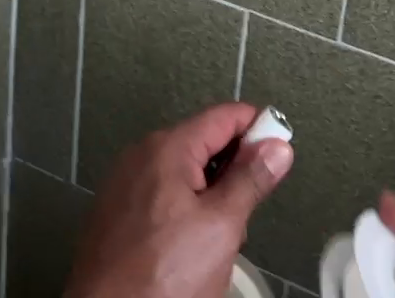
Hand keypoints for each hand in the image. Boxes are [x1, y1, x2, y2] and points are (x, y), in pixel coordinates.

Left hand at [65, 103, 294, 297]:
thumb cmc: (161, 279)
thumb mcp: (222, 226)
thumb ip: (252, 180)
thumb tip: (278, 146)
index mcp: (168, 147)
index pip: (226, 116)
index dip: (258, 128)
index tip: (278, 153)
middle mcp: (142, 155)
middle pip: (205, 142)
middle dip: (233, 171)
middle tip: (243, 214)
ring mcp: (125, 184)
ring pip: (185, 172)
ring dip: (210, 195)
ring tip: (216, 242)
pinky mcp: (116, 213)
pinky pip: (162, 194)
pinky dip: (184, 210)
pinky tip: (188, 250)